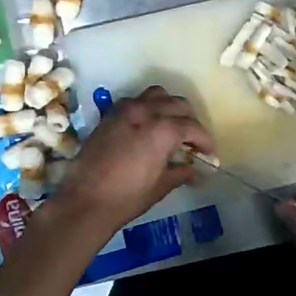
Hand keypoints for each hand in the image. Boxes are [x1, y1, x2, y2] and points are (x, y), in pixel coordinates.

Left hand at [53, 86, 214, 233]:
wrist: (85, 201)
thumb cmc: (128, 196)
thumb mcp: (162, 185)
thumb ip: (182, 172)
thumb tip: (196, 170)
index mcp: (164, 129)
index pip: (194, 127)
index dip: (205, 141)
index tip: (209, 154)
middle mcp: (146, 112)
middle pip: (178, 104)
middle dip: (190, 121)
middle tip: (191, 142)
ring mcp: (125, 111)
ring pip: (156, 95)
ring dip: (168, 107)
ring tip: (170, 127)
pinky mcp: (109, 116)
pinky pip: (134, 101)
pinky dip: (146, 108)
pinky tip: (146, 127)